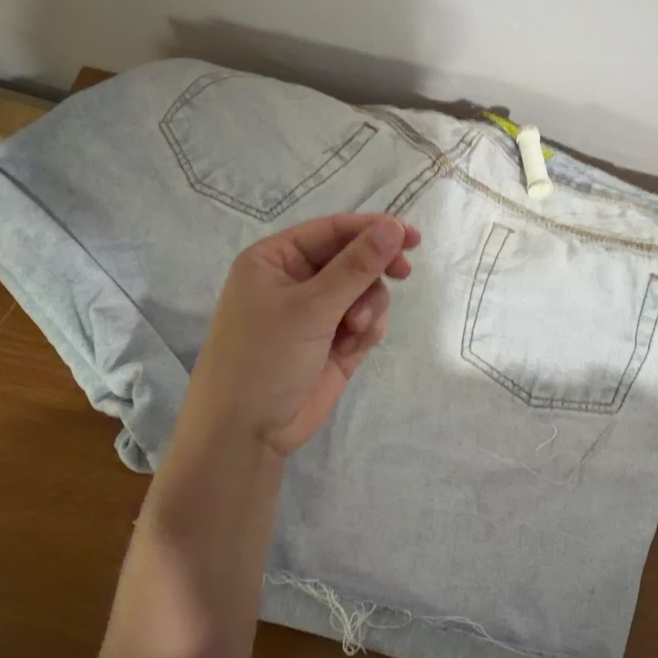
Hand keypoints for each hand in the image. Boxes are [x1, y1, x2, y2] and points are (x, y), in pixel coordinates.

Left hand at [181, 213, 421, 457]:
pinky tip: (356, 345)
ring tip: (357, 329)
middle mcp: (295, 281)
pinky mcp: (334, 344)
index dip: (372, 229)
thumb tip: (394, 226)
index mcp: (275, 260)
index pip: (331, 230)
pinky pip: (366, 321)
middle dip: (374, 270)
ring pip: (365, 291)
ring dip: (370, 305)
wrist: (246, 431)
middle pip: (353, 259)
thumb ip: (356, 266)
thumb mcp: (310, 307)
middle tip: (403, 272)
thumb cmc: (264, 357)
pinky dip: (369, 328)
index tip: (411, 237)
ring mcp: (316, 314)